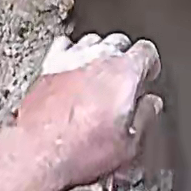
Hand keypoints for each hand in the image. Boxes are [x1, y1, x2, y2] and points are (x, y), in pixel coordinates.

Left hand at [8, 33, 163, 190]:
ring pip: (93, 40)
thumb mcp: (127, 146)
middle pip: (119, 41)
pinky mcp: (50, 62)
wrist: (38, 150)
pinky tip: (72, 67)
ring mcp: (73, 55)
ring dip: (99, 53)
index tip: (148, 76)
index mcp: (124, 72)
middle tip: (124, 80)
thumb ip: (144, 118)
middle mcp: (99, 56)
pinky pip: (65, 44)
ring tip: (99, 74)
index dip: (150, 64)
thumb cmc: (82, 150)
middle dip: (125, 57)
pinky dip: (72, 52)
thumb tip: (152, 103)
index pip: (146, 51)